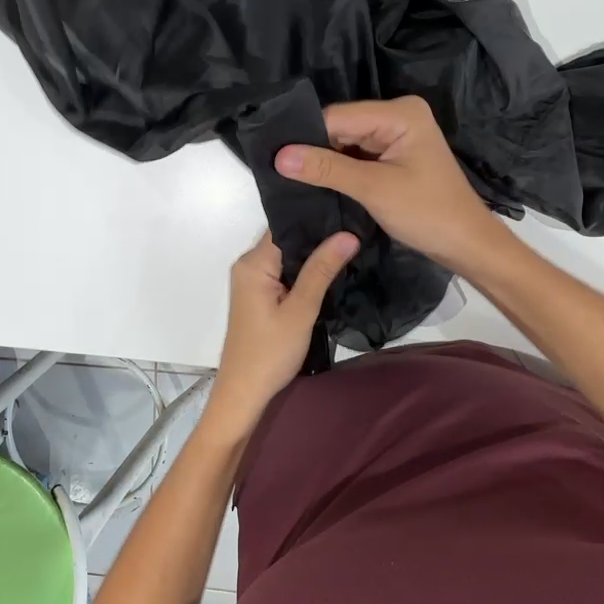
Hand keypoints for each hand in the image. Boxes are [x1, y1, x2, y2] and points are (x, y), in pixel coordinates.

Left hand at [211, 231, 358, 425]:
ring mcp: (253, 280)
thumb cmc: (271, 352)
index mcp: (253, 263)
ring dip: (314, 255)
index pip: (287, 226)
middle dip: (319, 235)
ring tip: (352, 244)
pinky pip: (285, 272)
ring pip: (289, 256)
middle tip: (358, 228)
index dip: (317, 218)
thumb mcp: (301, 310)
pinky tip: (332, 269)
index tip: (350, 211)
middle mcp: (249, 265)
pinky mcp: (260, 295)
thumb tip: (349, 234)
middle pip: (288, 238)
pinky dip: (306, 271)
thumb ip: (322, 270)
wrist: (245, 391)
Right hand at [276, 96, 504, 271]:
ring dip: (323, 160)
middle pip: (340, 127)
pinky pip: (355, 155)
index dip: (306, 135)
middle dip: (313, 148)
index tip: (272, 156)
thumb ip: (326, 169)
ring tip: (288, 176)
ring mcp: (396, 136)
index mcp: (399, 113)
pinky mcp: (392, 155)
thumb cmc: (427, 213)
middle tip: (275, 169)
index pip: (338, 116)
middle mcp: (397, 115)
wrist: (466, 243)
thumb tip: (280, 156)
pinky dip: (338, 169)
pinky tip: (314, 182)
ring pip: (344, 142)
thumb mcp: (373, 189)